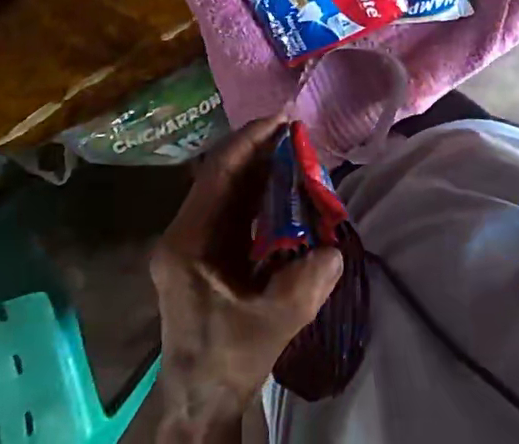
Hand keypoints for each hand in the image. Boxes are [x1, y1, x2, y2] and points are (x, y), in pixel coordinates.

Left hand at [152, 117, 342, 440]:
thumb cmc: (227, 359)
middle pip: (221, 174)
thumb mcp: (274, 321)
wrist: (200, 399)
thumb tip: (334, 246)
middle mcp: (184, 233)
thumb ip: (308, 281)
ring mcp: (192, 242)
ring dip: (259, 168)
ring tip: (295, 150)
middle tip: (296, 130)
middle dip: (258, 148)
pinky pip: (231, 207)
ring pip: (226, 188)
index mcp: (188, 241)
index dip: (250, 141)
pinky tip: (284, 186)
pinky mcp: (204, 252)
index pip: (218, 173)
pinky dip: (258, 191)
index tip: (283, 120)